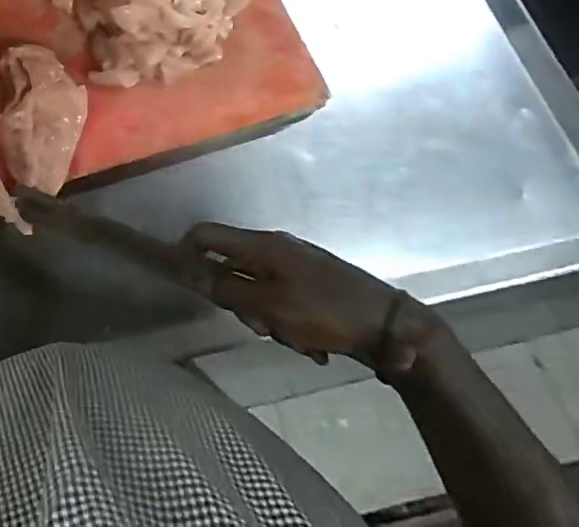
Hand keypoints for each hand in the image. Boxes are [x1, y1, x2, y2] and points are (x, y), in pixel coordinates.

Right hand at [181, 223, 439, 378]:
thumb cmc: (325, 311)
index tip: (186, 282)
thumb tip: (189, 271)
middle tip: (260, 326)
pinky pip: (285, 299)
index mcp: (262, 245)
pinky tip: (314, 345)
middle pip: (233, 267)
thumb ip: (226, 289)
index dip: (187, 253)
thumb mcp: (269, 306)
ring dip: (269, 318)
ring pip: (259, 289)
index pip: (206, 234)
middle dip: (240, 302)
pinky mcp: (314, 284)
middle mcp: (276, 247)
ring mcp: (297, 264)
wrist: (392, 327)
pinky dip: (292, 322)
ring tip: (298, 341)